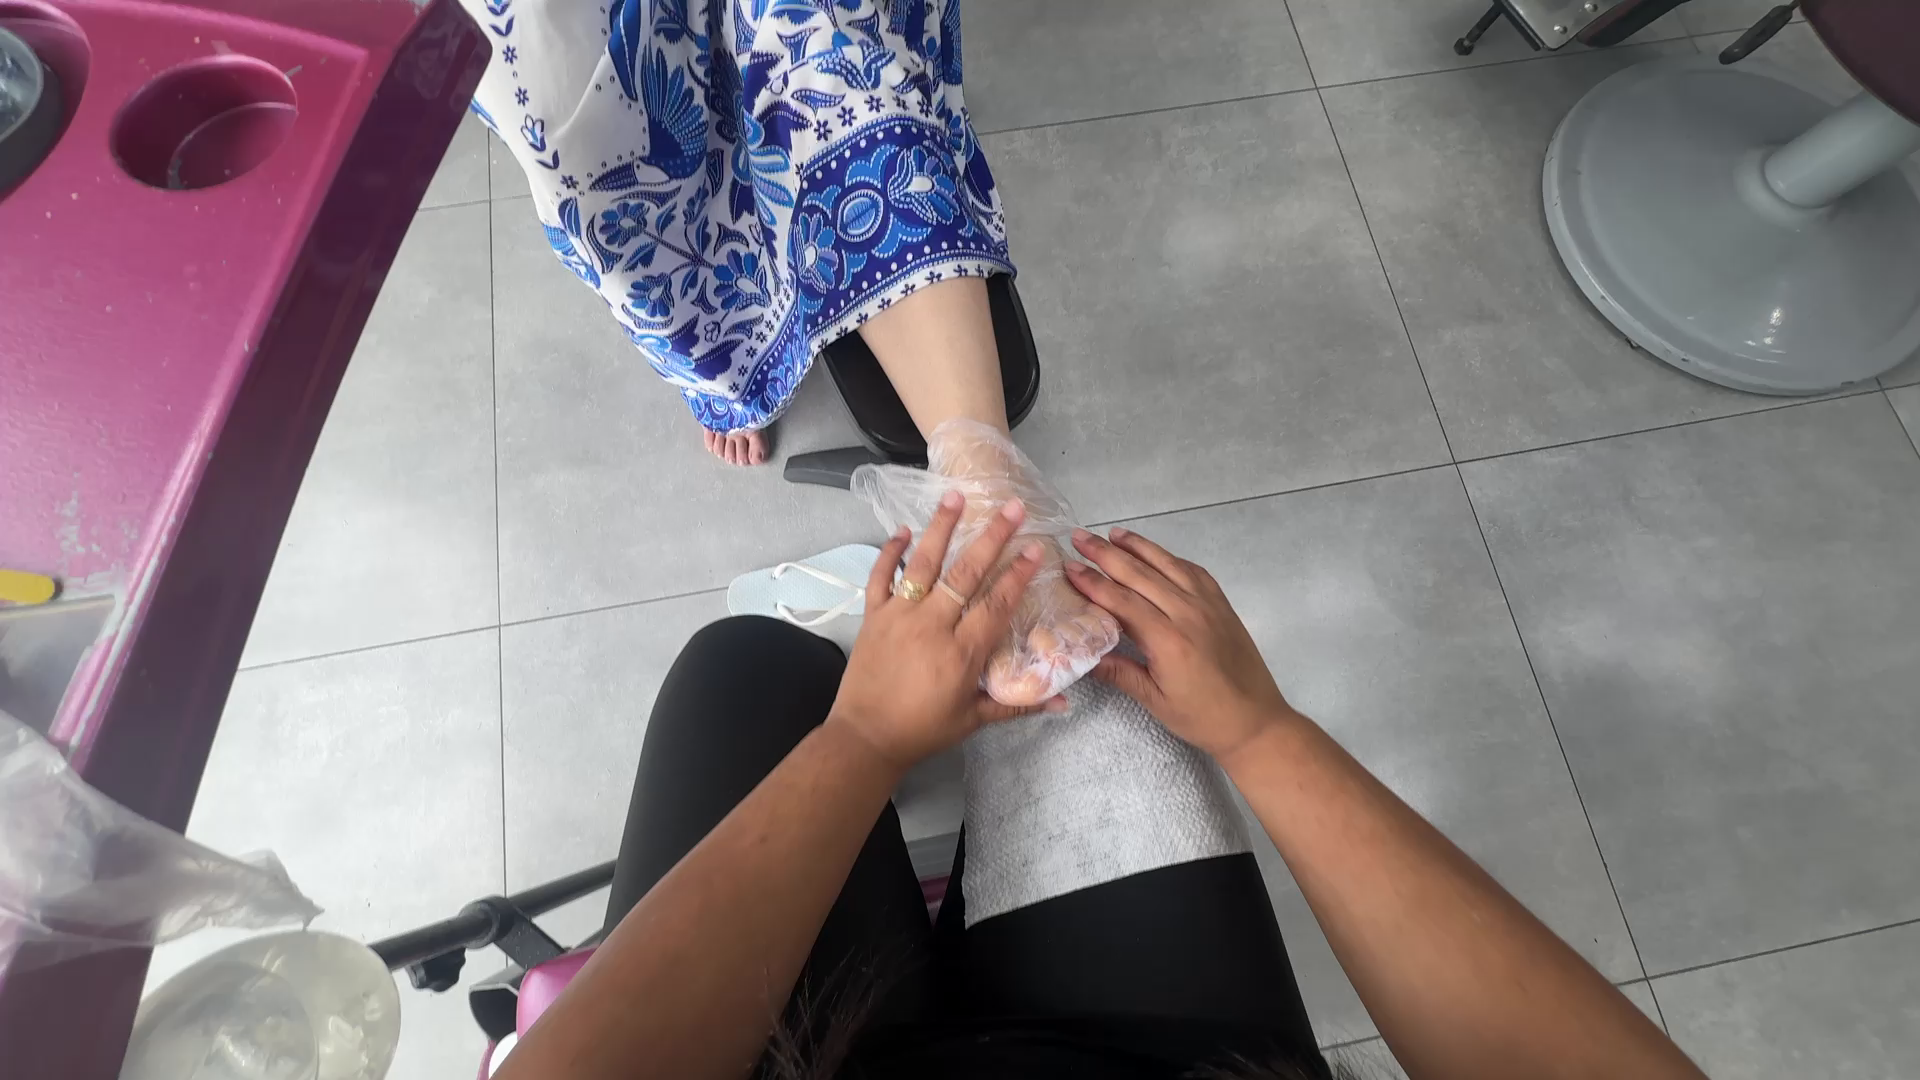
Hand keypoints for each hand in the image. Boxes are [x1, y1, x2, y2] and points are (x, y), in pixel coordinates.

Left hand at [827, 492, 1066, 772]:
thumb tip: (1064, 702)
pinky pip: (881, 577)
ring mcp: (899, 616)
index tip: (1035, 547)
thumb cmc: (922, 730)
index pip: (996, 604)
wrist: (864, 738)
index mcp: (961, 652)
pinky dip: (890, 552)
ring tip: (956, 496)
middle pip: (966, 573)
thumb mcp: (973, 720)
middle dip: (992, 537)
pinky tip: (902, 529)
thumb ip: (1017, 705)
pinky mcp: (873, 616)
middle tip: (1012, 507)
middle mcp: (932, 626)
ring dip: (941, 527)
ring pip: (923, 564)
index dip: (1018, 574)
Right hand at [1063, 527, 1298, 763]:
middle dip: (1106, 554)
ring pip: (1167, 564)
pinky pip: (1192, 571)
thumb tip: (1081, 654)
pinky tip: (1154, 552)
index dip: (1093, 582)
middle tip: (1080, 537)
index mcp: (1168, 640)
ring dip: (1138, 546)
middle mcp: (1188, 613)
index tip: (1069, 566)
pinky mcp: (1221, 603)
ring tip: (1112, 533)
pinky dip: (1169, 557)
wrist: (1257, 720)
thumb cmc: (1202, 717)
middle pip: (1140, 575)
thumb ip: (1119, 672)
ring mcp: (1208, 604)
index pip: (1122, 601)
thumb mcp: (1155, 701)